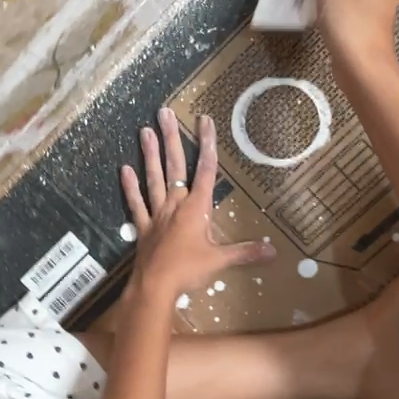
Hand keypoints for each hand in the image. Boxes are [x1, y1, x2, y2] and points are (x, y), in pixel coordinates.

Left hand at [121, 108, 274, 303]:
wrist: (155, 286)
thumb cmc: (188, 271)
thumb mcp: (220, 261)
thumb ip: (245, 252)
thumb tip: (273, 251)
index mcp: (196, 208)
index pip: (205, 169)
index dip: (207, 144)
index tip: (205, 120)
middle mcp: (175, 204)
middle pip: (174, 166)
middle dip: (172, 138)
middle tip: (164, 112)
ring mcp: (156, 214)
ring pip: (153, 179)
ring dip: (150, 155)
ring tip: (145, 131)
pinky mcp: (142, 228)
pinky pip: (135, 204)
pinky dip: (130, 187)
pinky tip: (124, 169)